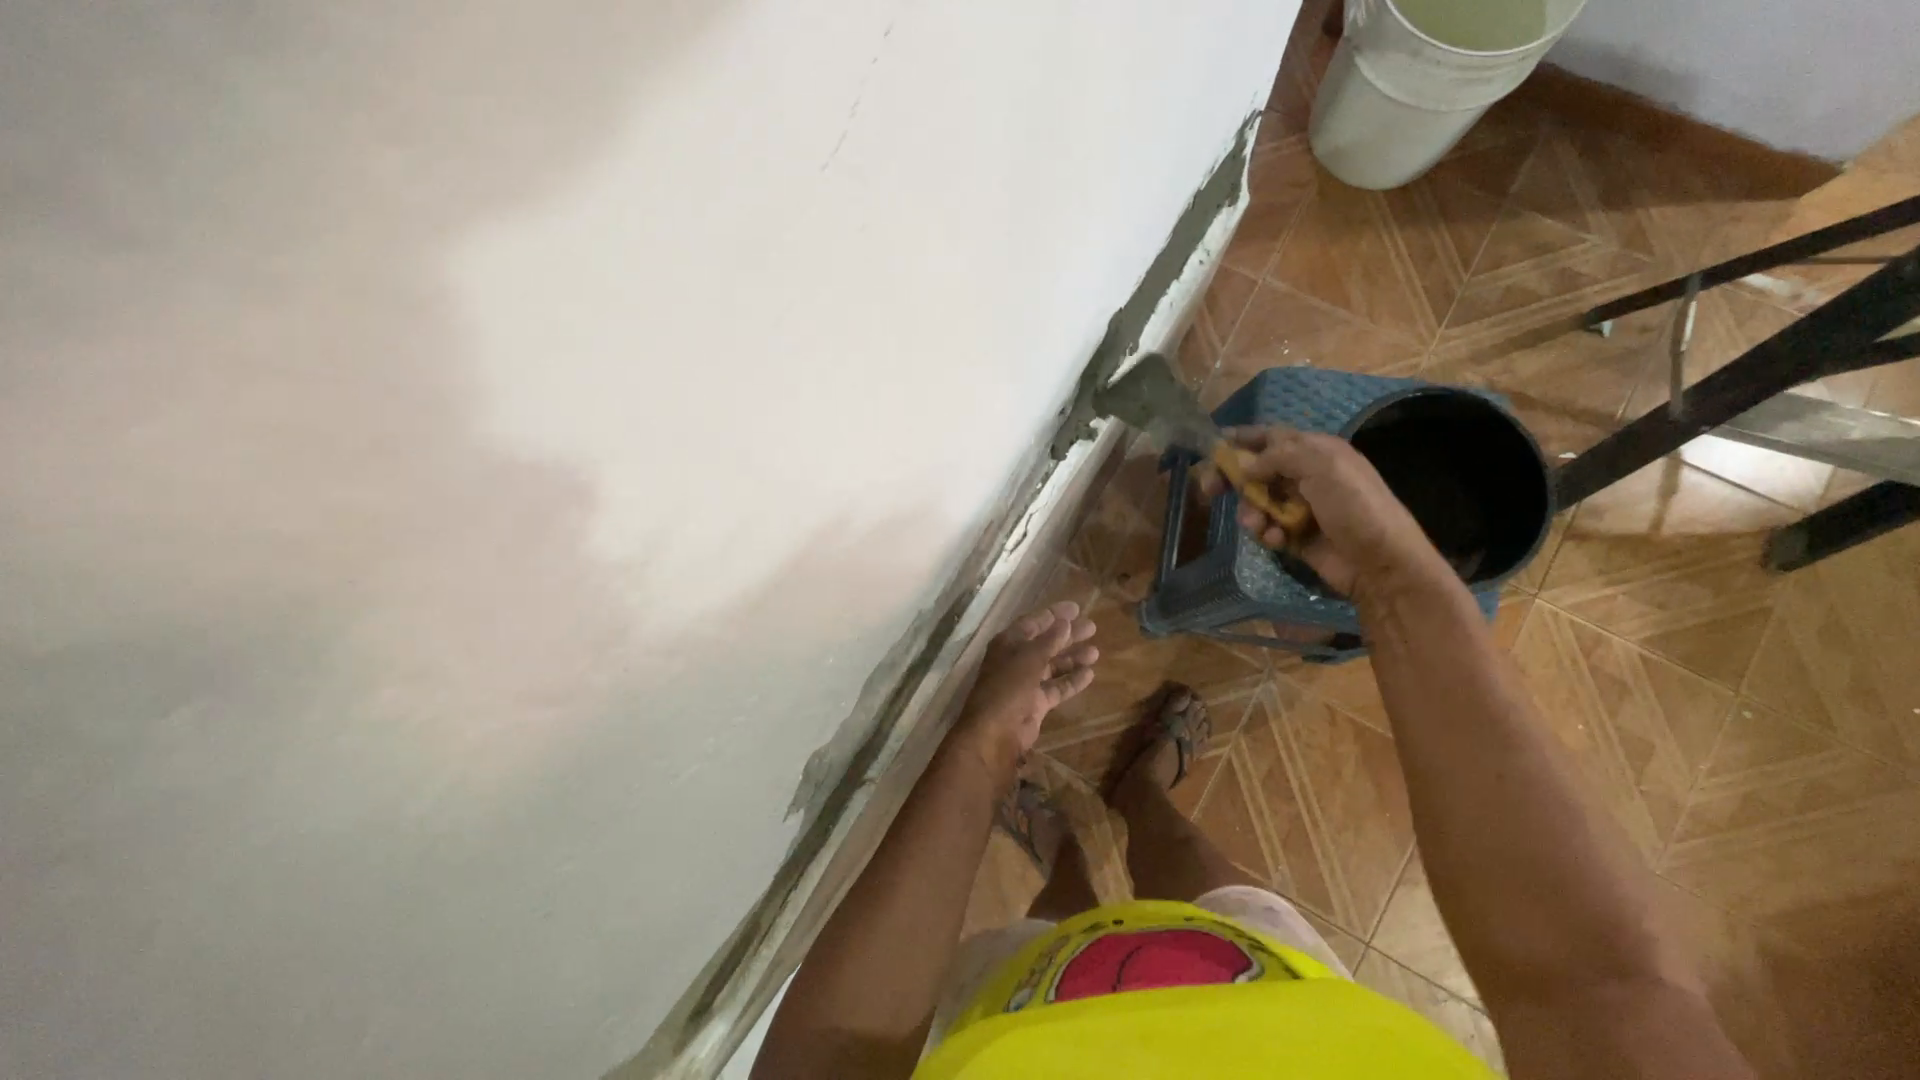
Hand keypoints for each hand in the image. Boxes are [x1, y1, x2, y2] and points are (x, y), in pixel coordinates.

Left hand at [945, 602, 1097, 782]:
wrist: (995, 733)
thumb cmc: (1007, 688)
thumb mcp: (1029, 659)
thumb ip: (1049, 641)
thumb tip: (1065, 623)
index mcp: (1008, 644)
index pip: (1033, 623)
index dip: (1054, 614)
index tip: (1077, 608)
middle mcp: (1016, 660)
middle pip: (1045, 643)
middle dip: (1068, 635)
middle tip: (1092, 627)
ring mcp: (1025, 683)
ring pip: (1052, 666)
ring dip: (1072, 658)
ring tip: (1096, 651)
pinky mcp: (1035, 704)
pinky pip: (1056, 687)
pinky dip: (1071, 681)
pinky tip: (1090, 674)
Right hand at [1194, 426, 1444, 597]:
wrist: (1381, 563)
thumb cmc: (1356, 507)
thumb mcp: (1322, 467)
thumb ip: (1279, 457)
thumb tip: (1244, 465)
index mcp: (1317, 452)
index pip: (1272, 437)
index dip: (1242, 439)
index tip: (1212, 447)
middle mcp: (1307, 476)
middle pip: (1257, 470)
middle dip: (1233, 479)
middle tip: (1209, 489)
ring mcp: (1301, 508)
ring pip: (1258, 502)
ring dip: (1251, 511)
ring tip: (1257, 525)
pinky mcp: (1296, 537)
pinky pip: (1268, 529)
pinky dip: (1267, 533)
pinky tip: (1278, 540)